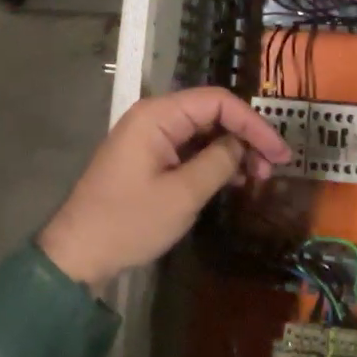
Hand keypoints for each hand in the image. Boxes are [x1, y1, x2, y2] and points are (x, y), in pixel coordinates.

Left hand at [39, 87, 292, 290]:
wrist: (77, 255)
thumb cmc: (129, 222)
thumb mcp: (182, 195)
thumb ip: (218, 162)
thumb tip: (241, 145)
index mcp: (158, 116)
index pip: (218, 102)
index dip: (253, 123)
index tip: (279, 152)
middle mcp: (154, 117)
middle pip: (212, 113)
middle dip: (245, 138)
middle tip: (270, 170)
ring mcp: (149, 137)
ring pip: (203, 132)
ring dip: (232, 151)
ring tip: (256, 180)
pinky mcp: (148, 158)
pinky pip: (189, 148)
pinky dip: (213, 161)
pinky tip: (232, 182)